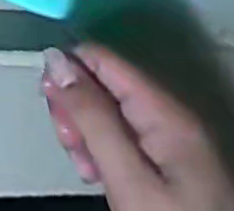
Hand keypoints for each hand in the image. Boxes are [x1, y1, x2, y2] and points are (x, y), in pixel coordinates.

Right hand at [43, 45, 233, 210]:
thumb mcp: (126, 176)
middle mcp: (176, 118)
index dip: (66, 73)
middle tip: (71, 145)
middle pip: (103, 82)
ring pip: (111, 109)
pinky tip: (103, 173)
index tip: (53, 107)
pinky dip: (106, 148)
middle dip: (76, 107)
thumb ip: (90, 114)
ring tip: (87, 167)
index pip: (99, 57)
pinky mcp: (179, 165)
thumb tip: (55, 57)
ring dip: (87, 130)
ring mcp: (180, 142)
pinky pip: (128, 134)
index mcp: (167, 114)